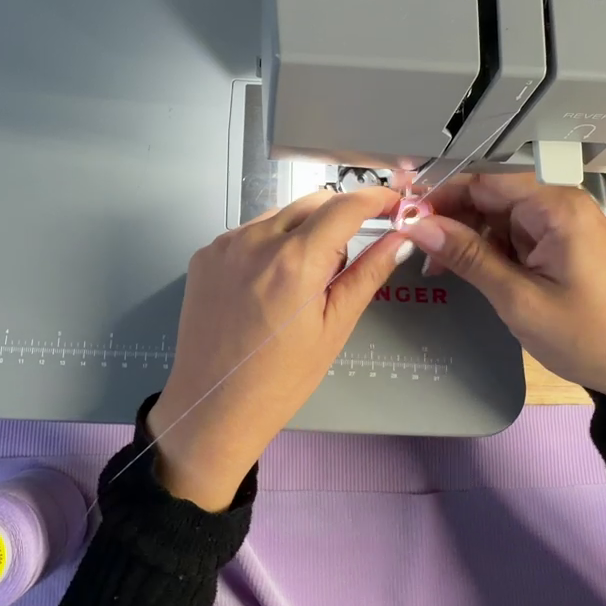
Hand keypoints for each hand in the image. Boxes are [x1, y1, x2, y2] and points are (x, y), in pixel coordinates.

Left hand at [149, 186, 404, 510]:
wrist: (213, 408)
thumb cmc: (280, 379)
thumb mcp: (335, 328)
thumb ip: (368, 274)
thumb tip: (400, 237)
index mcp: (296, 260)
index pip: (345, 205)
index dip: (376, 197)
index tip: (393, 202)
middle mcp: (256, 240)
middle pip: (312, 203)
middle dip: (338, 217)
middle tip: (346, 259)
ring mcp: (225, 244)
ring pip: (279, 215)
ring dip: (301, 232)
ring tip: (301, 282)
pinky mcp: (205, 254)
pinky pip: (249, 233)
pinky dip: (268, 245)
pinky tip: (268, 286)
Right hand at [402, 174, 605, 397]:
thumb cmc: (589, 336)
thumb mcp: (518, 298)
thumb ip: (467, 256)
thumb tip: (418, 225)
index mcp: (556, 207)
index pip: (484, 181)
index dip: (439, 192)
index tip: (402, 207)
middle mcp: (559, 206)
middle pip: (488, 196)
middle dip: (447, 216)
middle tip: (409, 240)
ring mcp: (561, 226)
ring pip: (495, 217)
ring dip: (463, 236)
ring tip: (432, 263)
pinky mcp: (560, 246)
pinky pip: (511, 235)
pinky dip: (484, 250)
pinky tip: (460, 268)